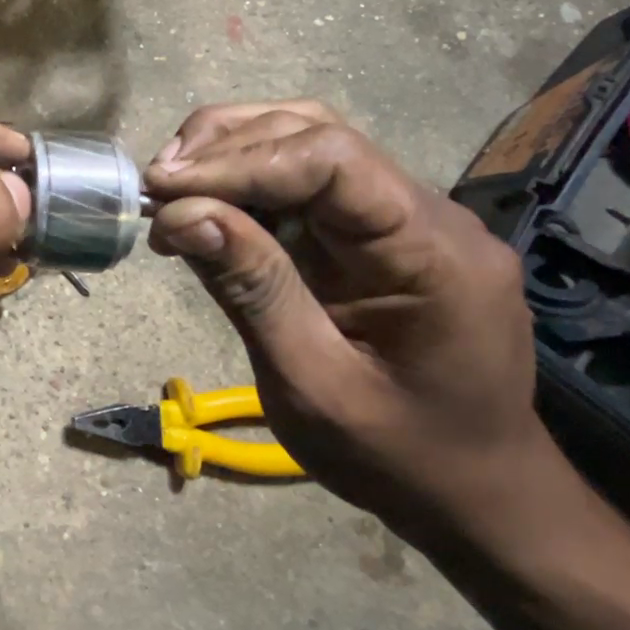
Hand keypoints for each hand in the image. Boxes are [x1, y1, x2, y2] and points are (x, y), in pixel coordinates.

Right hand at [143, 102, 544, 531]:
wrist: (475, 496)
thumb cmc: (398, 457)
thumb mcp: (313, 386)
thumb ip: (252, 290)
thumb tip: (179, 212)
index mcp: (433, 253)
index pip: (332, 159)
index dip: (238, 161)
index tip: (163, 188)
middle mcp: (427, 215)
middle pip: (316, 133)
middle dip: (224, 147)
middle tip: (154, 186)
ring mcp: (403, 218)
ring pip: (306, 143)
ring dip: (228, 154)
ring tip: (167, 189)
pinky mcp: (374, 232)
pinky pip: (304, 182)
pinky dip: (242, 182)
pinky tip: (201, 207)